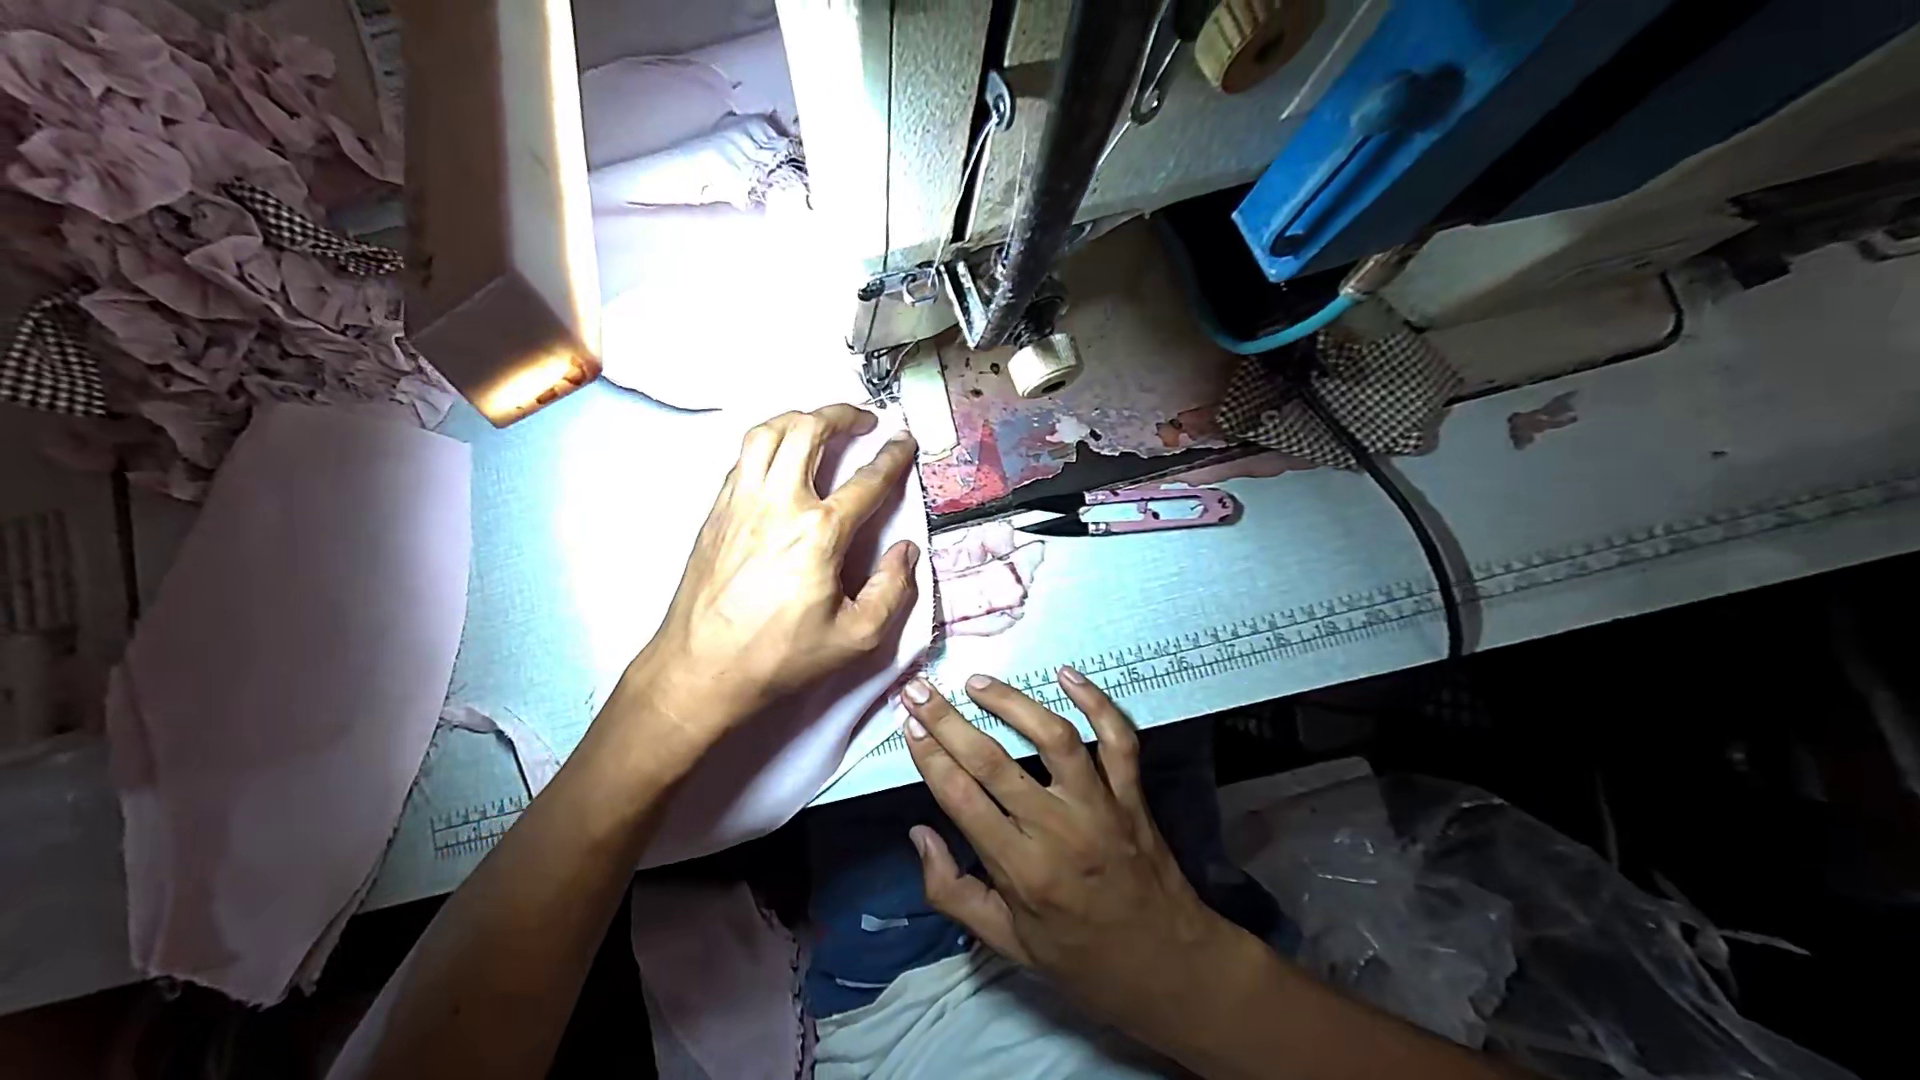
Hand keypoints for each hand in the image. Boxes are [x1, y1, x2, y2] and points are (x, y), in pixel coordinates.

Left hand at [617, 405, 920, 747]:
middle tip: (862, 418)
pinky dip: (767, 443)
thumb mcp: (856, 637)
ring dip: (798, 417)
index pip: (867, 480)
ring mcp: (740, 503)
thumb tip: (905, 553)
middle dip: (841, 413)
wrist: (701, 669)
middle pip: (809, 430)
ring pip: (767, 432)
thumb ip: (893, 590)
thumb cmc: (777, 657)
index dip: (893, 456)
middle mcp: (778, 504)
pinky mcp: (716, 512)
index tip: (903, 442)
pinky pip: (742, 458)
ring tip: (818, 424)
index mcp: (819, 533)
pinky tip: (778, 458)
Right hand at [901, 671, 1245, 1036]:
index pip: (961, 798)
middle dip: (949, 720)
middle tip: (921, 688)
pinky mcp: (1133, 794)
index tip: (908, 722)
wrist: (1167, 968)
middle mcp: (1058, 831)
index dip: (930, 755)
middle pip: (994, 762)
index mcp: (1020, 871)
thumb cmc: (1078, 956)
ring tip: (980, 682)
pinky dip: (1097, 702)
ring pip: (1055, 738)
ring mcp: (1100, 807)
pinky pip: (1118, 740)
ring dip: (1014, 703)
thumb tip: (919, 834)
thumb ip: (952, 892)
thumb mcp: (1006, 943)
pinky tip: (1067, 674)